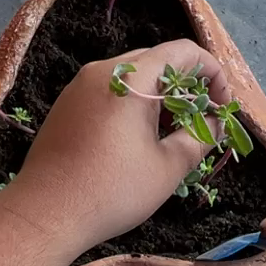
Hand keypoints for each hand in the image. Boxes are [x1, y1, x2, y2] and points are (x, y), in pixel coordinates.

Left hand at [0, 39, 226, 250]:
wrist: (44, 214)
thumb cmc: (111, 190)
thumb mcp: (167, 167)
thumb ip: (199, 137)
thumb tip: (215, 123)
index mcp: (130, 78)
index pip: (182, 52)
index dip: (212, 72)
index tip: (221, 105)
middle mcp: (101, 72)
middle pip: (156, 62)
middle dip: (186, 87)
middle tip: (198, 122)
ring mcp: (78, 89)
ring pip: (130, 79)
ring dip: (158, 99)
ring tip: (170, 136)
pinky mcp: (65, 108)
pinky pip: (107, 94)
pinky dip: (131, 107)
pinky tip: (136, 142)